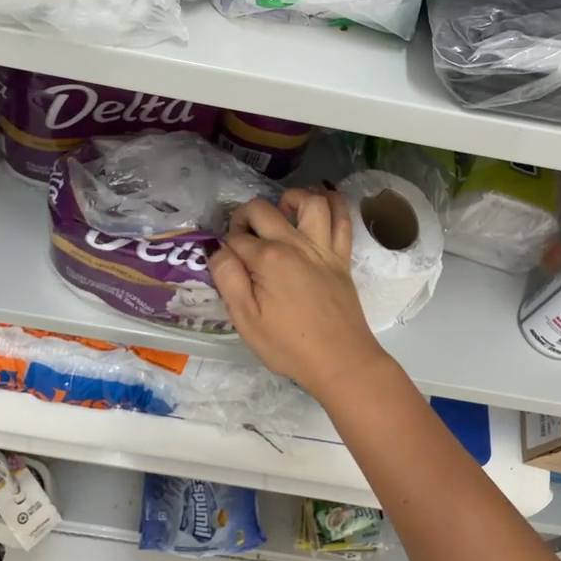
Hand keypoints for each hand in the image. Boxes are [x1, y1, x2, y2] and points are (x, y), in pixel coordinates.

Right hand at [210, 188, 391, 399]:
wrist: (341, 361)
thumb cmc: (289, 346)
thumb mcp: (245, 320)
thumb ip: (228, 279)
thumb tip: (217, 250)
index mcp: (268, 259)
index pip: (235, 237)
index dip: (225, 245)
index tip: (226, 262)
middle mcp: (295, 244)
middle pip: (263, 209)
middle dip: (245, 216)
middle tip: (242, 236)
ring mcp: (323, 247)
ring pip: (310, 201)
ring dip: (291, 199)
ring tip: (281, 214)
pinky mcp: (342, 256)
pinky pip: (343, 218)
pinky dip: (333, 203)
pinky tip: (320, 203)